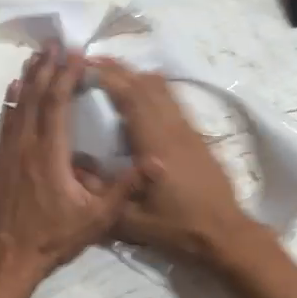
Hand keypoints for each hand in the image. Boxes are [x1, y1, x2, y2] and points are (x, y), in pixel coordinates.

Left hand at [0, 47, 148, 286]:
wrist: (6, 259)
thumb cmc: (53, 238)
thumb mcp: (96, 218)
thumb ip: (125, 188)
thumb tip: (156, 163)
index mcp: (50, 154)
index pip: (57, 104)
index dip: (67, 76)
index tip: (77, 55)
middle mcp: (26, 145)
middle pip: (35, 96)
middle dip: (47, 68)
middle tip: (55, 43)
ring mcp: (8, 153)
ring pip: (18, 105)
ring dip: (28, 78)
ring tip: (36, 55)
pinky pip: (5, 122)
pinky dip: (11, 101)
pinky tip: (13, 89)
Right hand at [87, 59, 271, 266]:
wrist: (224, 234)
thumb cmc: (177, 228)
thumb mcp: (130, 220)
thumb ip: (99, 191)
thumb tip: (72, 164)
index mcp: (156, 144)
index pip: (130, 97)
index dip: (107, 77)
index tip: (84, 67)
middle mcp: (172, 128)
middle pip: (145, 84)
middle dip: (117, 69)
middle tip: (89, 63)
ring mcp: (187, 129)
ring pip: (161, 87)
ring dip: (135, 75)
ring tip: (109, 73)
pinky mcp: (196, 135)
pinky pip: (171, 98)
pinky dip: (151, 87)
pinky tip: (138, 93)